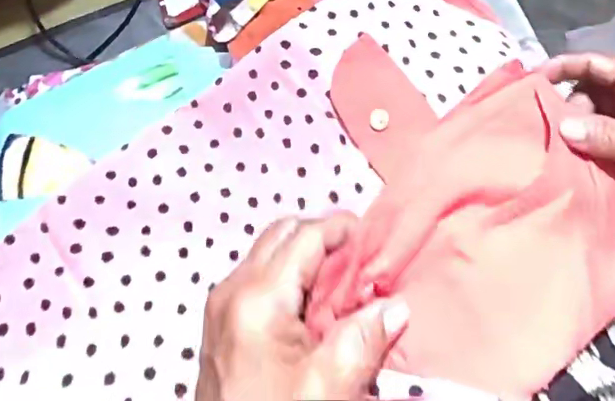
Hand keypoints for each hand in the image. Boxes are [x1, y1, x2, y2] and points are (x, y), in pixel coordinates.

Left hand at [195, 213, 410, 400]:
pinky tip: (313, 309)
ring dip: (305, 257)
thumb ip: (364, 338)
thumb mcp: (329, 391)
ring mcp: (221, 308)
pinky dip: (288, 278)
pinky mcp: (220, 327)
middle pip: (283, 233)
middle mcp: (232, 290)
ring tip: (341, 285)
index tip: (373, 239)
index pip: (306, 235)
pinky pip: (257, 279)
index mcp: (257, 298)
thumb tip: (395, 306)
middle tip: (359, 261)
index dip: (342, 230)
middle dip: (323, 238)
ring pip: (269, 253)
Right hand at [545, 52, 614, 250]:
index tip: (535, 78)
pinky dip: (592, 148)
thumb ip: (609, 135)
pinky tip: (575, 160)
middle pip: (596, 90)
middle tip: (543, 122)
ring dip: (580, 127)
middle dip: (569, 101)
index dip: (567, 66)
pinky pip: (610, 144)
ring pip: (601, 119)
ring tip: (551, 141)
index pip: (599, 65)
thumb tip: (563, 127)